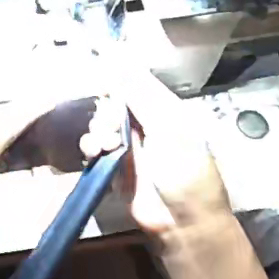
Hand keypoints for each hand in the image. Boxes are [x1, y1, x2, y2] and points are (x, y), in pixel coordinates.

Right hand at [79, 63, 241, 265]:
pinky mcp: (114, 166)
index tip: (97, 54)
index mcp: (167, 109)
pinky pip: (95, 146)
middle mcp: (147, 122)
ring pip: (102, 121)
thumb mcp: (169, 127)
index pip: (139, 79)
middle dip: (107, 103)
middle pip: (116, 99)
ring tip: (107, 142)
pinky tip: (96, 151)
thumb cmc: (186, 172)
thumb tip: (119, 60)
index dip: (119, 68)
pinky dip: (92, 145)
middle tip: (110, 116)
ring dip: (99, 126)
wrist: (183, 223)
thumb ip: (140, 95)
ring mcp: (129, 145)